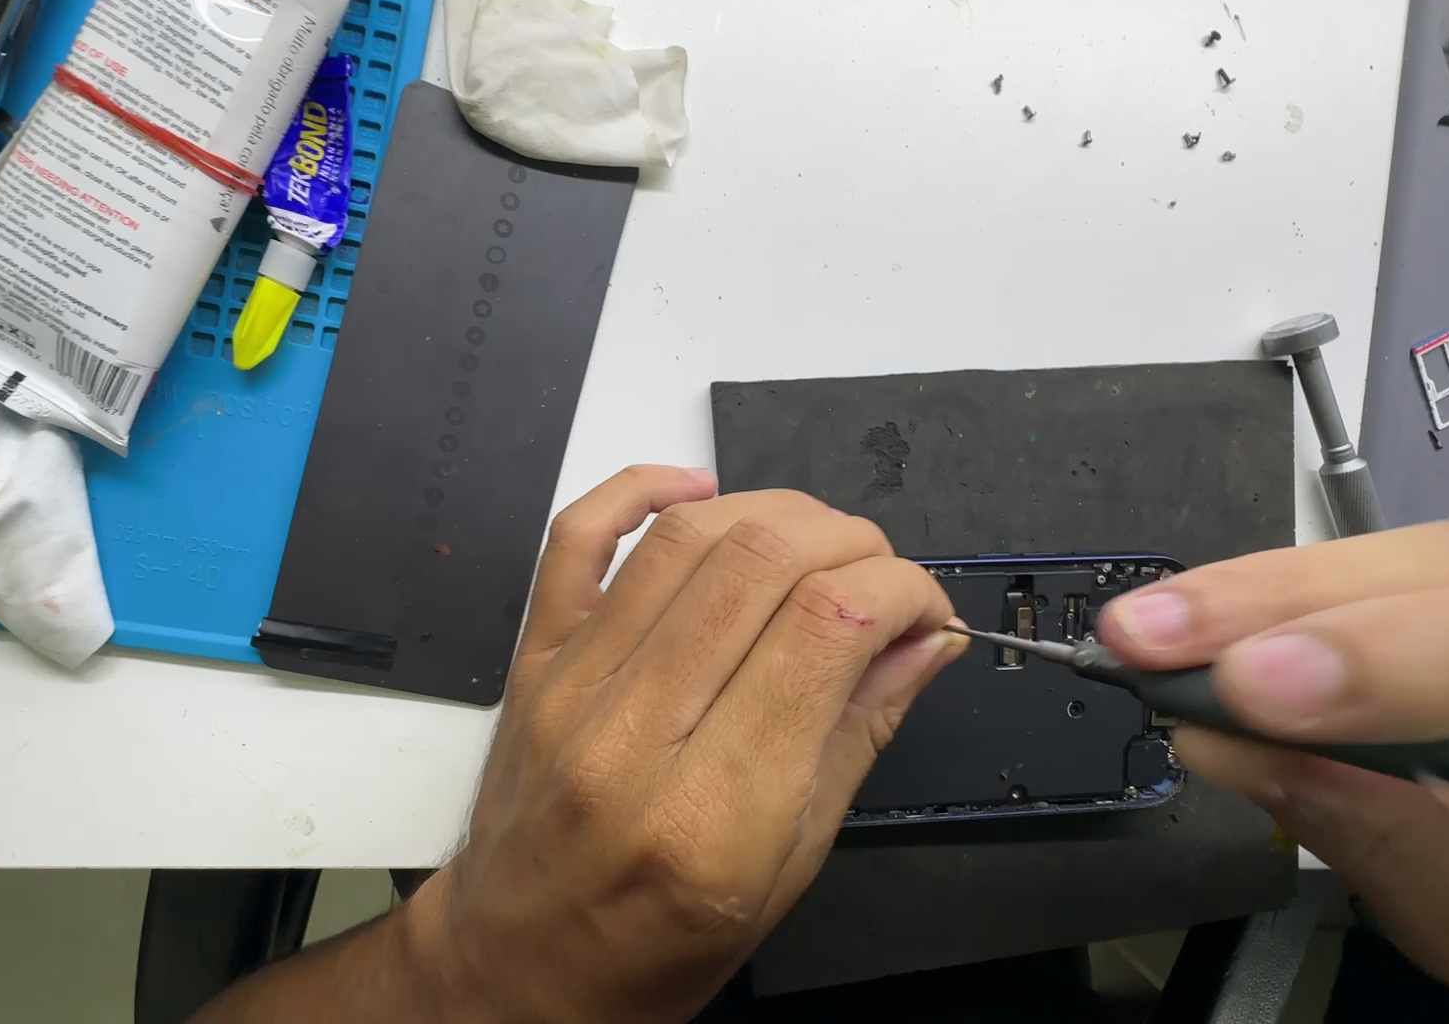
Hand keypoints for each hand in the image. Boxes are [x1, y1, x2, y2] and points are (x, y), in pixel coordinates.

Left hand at [391, 466, 967, 1022]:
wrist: (526, 961)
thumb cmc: (654, 941)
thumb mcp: (789, 866)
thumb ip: (859, 732)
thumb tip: (922, 637)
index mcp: (715, 812)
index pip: (826, 628)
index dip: (899, 588)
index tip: (921, 602)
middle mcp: (634, 733)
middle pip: (759, 564)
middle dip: (847, 540)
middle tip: (877, 567)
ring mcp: (573, 683)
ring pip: (683, 538)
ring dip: (771, 511)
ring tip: (814, 534)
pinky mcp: (535, 656)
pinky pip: (574, 536)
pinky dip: (638, 487)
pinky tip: (697, 488)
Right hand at [1098, 521, 1448, 1009]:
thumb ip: (1403, 846)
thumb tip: (1228, 748)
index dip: (1414, 656)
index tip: (1255, 695)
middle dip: (1288, 601)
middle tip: (1149, 640)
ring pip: (1399, 554)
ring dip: (1249, 593)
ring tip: (1141, 631)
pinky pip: (1357, 574)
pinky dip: (1255, 602)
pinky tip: (1184, 621)